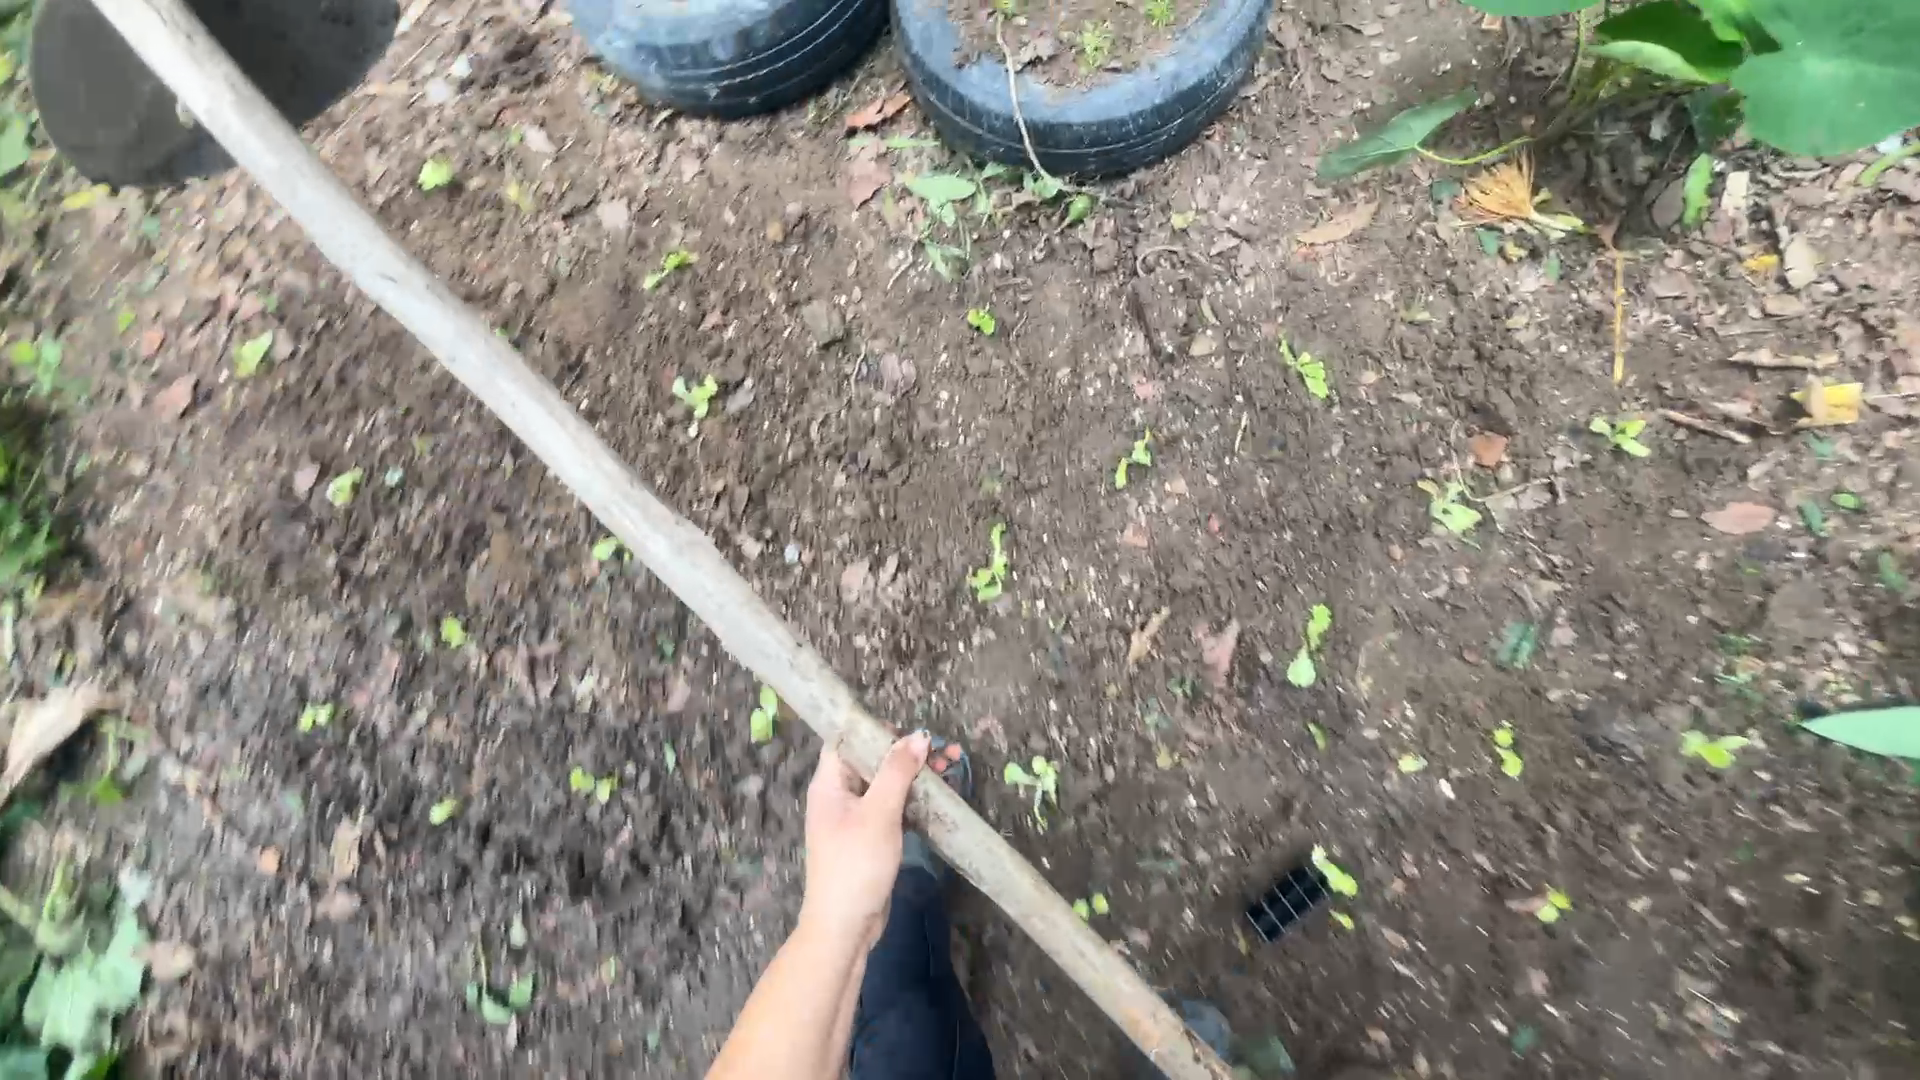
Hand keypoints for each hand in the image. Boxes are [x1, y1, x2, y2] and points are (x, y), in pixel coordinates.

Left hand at [797, 731, 929, 950]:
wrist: (845, 927)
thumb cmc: (856, 864)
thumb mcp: (879, 813)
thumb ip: (898, 771)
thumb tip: (919, 736)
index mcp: (829, 784)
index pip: (847, 740)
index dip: (876, 730)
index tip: (910, 730)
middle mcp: (839, 795)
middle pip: (874, 761)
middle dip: (909, 753)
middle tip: (946, 752)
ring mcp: (855, 817)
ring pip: (888, 784)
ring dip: (917, 775)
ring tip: (952, 768)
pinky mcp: (871, 837)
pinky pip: (894, 807)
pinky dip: (915, 800)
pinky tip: (941, 798)